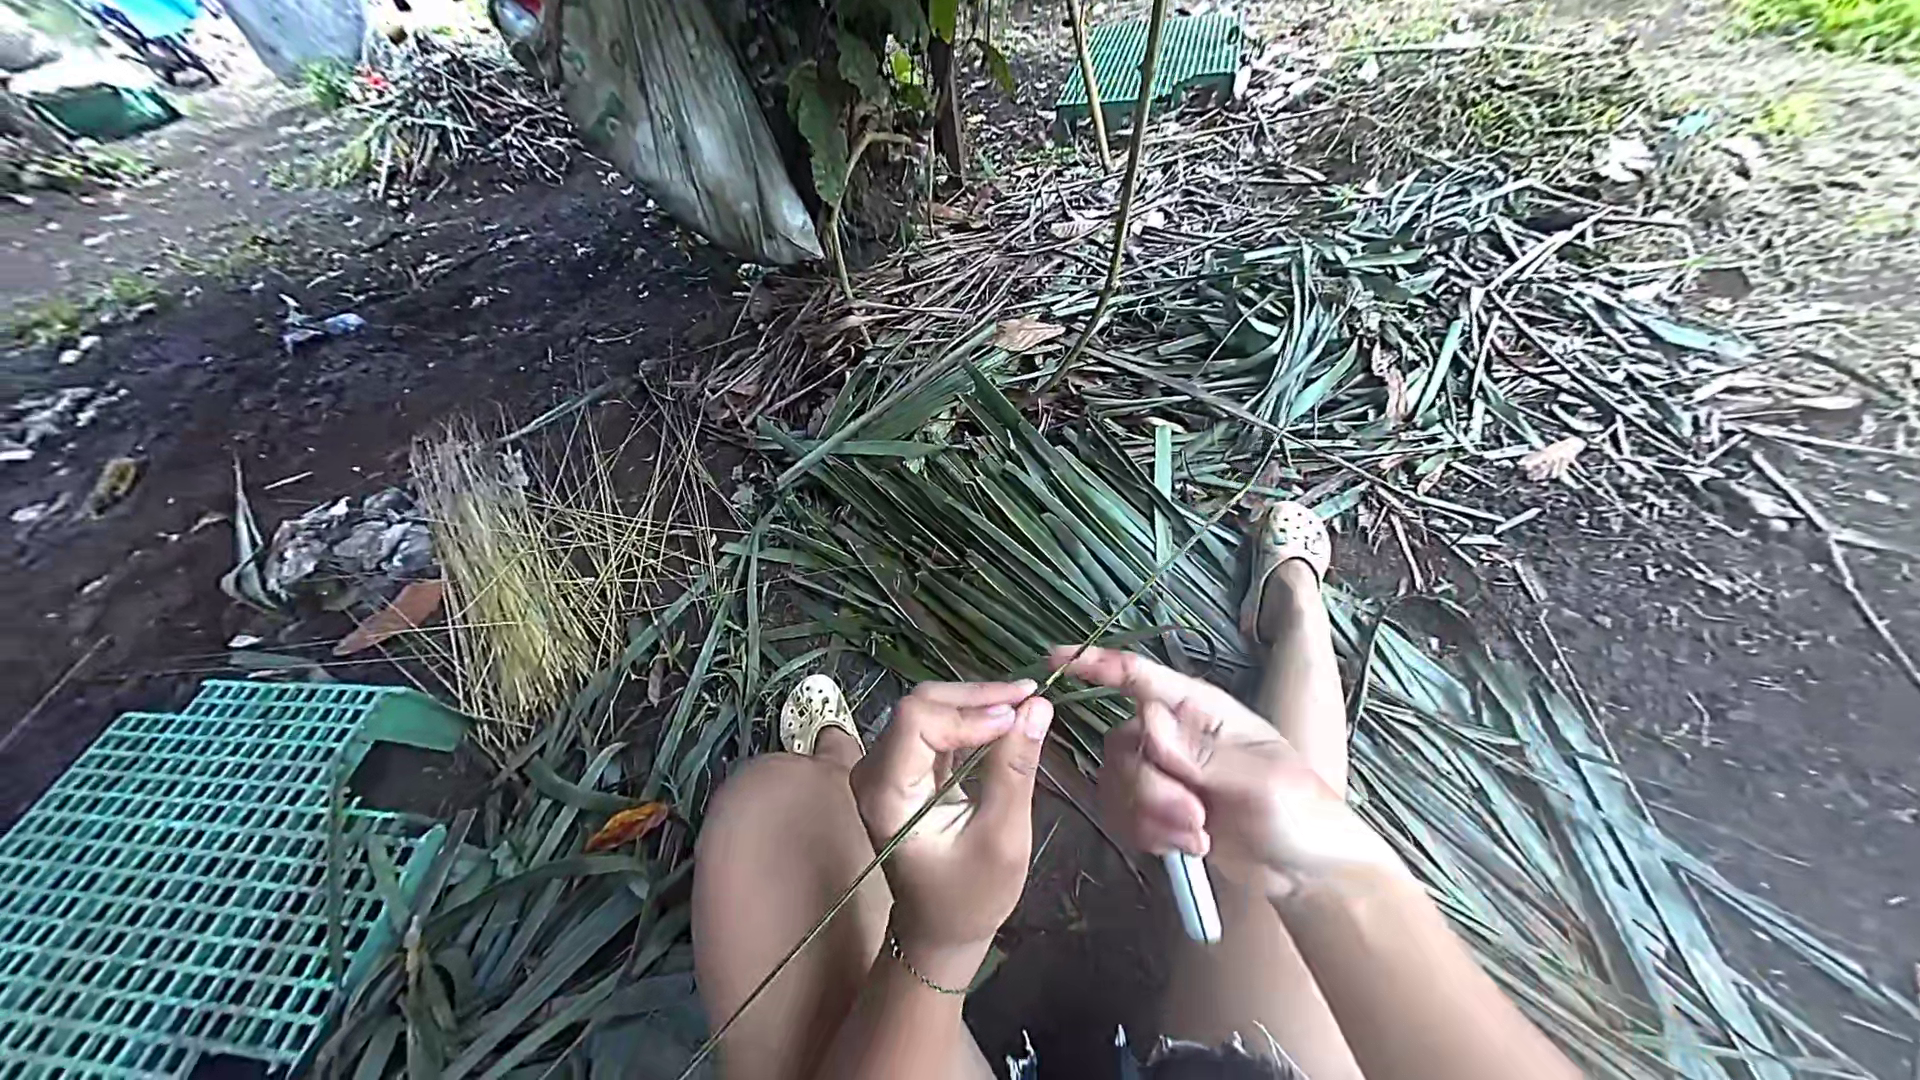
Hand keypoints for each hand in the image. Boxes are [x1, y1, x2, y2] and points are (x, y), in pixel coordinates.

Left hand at [849, 679, 1053, 983]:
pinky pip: (935, 722)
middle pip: (921, 705)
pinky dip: (970, 716)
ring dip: (976, 701)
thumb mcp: (1002, 838)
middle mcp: (874, 771)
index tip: (1017, 716)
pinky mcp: (902, 763)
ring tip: (1024, 704)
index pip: (917, 722)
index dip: (968, 710)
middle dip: (977, 697)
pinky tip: (1004, 719)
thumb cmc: (970, 897)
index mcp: (886, 795)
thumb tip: (1038, 706)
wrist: (939, 929)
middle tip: (1030, 697)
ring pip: (929, 707)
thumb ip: (1015, 769)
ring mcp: (885, 765)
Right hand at [1052, 646, 1402, 899]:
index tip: (1056, 659)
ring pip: (1117, 782)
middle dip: (1149, 789)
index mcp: (1198, 708)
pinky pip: (1121, 814)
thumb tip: (1146, 719)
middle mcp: (1171, 733)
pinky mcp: (1154, 807)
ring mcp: (1160, 771)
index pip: (1138, 676)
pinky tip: (1188, 847)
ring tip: (1199, 835)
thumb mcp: (1260, 780)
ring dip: (1152, 817)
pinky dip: (1150, 835)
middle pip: (1121, 745)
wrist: (1305, 872)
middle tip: (1194, 818)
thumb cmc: (1299, 810)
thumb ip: (1200, 752)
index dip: (1096, 663)